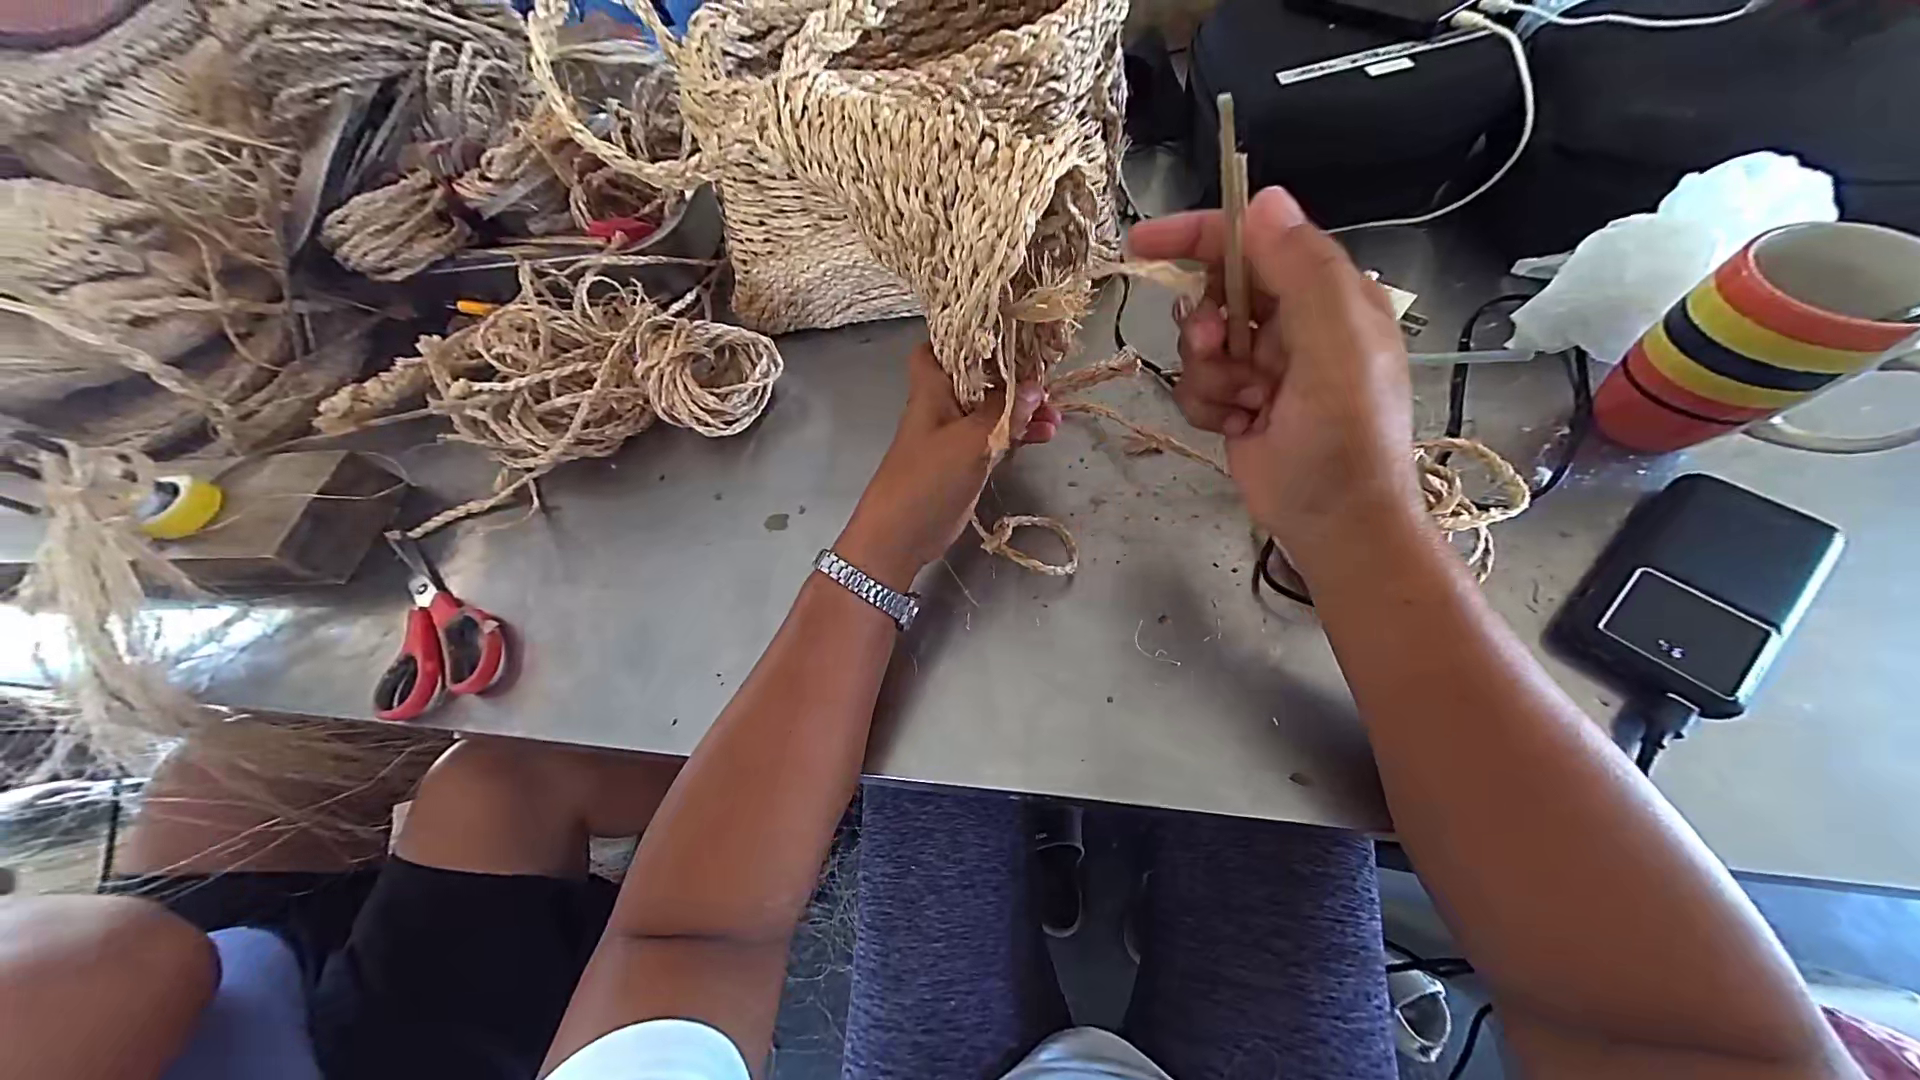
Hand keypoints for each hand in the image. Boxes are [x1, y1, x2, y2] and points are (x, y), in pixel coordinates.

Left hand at [836, 343, 1058, 590]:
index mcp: (932, 388)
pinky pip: (995, 436)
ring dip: (1022, 409)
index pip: (940, 344)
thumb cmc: (928, 478)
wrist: (900, 534)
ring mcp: (954, 433)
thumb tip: (1035, 383)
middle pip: (979, 376)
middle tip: (1047, 381)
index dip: (967, 333)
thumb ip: (1004, 411)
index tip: (1005, 329)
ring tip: (1055, 415)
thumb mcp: (971, 440)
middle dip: (1013, 376)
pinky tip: (1044, 434)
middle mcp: (943, 404)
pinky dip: (1017, 433)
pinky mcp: (965, 460)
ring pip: (992, 408)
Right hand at [1128, 187, 1421, 564]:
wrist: (1331, 520)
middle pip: (1213, 296)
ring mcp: (1259, 366)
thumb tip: (1264, 201)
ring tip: (1244, 405)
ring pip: (1197, 347)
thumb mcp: (1335, 347)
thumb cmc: (1343, 437)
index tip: (1143, 242)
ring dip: (1209, 377)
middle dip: (1205, 327)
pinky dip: (1207, 406)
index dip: (1198, 235)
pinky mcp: (1236, 403)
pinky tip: (1238, 426)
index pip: (1253, 243)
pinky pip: (1193, 386)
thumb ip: (1303, 271)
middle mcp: (1289, 324)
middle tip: (1215, 350)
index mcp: (1324, 296)